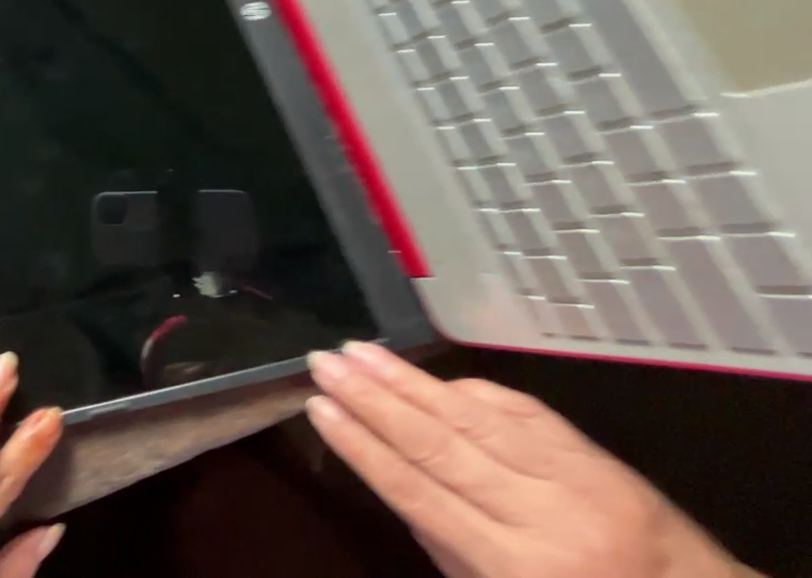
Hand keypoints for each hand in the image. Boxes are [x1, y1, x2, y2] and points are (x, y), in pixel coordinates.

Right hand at [305, 342, 755, 577]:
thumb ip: (441, 537)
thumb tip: (382, 465)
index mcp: (516, 566)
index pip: (417, 492)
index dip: (362, 446)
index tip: (317, 407)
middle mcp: (543, 516)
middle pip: (439, 446)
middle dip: (372, 399)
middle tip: (324, 362)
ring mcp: (572, 477)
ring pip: (472, 417)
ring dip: (406, 380)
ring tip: (356, 350)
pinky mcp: (590, 450)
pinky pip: (515, 408)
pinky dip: (463, 389)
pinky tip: (422, 374)